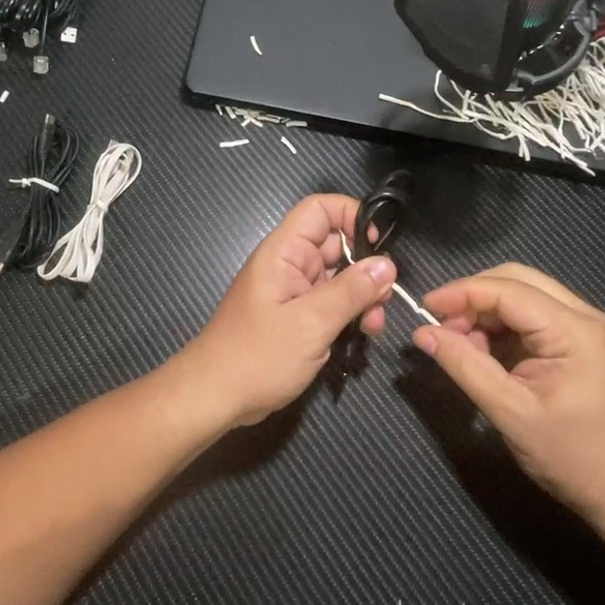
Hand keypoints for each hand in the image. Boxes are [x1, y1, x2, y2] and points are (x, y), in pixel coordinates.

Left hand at [171, 194, 396, 427]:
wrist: (216, 396)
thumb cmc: (259, 356)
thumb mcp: (312, 323)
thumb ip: (351, 292)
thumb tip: (387, 264)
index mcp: (284, 252)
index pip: (320, 209)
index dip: (352, 215)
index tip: (378, 245)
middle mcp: (289, 264)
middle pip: (336, 244)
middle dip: (365, 267)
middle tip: (385, 299)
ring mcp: (293, 291)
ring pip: (338, 276)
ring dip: (362, 296)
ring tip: (374, 325)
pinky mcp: (296, 316)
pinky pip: (331, 302)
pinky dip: (349, 314)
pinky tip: (363, 335)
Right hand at [412, 264, 604, 570]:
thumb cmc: (572, 457)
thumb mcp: (509, 412)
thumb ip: (464, 365)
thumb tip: (420, 332)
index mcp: (574, 329)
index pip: (507, 289)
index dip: (460, 292)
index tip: (422, 308)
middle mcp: (584, 316)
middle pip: (516, 281)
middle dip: (472, 298)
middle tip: (440, 327)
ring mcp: (585, 328)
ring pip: (522, 296)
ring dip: (486, 313)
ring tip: (459, 346)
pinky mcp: (579, 344)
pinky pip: (531, 318)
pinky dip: (502, 328)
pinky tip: (483, 354)